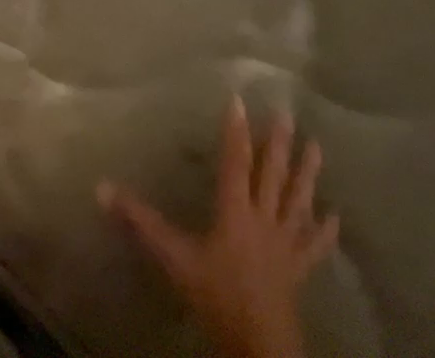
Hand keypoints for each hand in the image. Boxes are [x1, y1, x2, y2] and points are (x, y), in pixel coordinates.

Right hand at [98, 98, 339, 357]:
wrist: (257, 340)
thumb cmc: (213, 292)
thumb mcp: (171, 255)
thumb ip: (139, 220)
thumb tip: (101, 186)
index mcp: (234, 212)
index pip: (235, 163)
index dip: (236, 132)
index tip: (239, 101)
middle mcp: (264, 220)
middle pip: (273, 176)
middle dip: (279, 143)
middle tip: (287, 112)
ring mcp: (285, 243)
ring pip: (298, 202)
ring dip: (308, 174)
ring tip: (317, 146)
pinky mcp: (298, 267)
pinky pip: (314, 245)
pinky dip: (324, 229)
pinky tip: (333, 215)